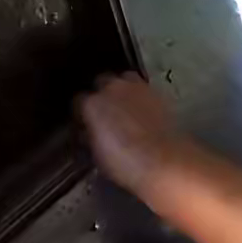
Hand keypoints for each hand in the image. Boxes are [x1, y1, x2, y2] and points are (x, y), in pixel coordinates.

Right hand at [77, 73, 198, 193]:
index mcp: (92, 104)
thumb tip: (89, 131)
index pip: (78, 101)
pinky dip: (139, 95)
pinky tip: (141, 110)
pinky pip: (141, 87)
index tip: (85, 124)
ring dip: (121, 90)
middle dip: (101, 94)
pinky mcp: (155, 91)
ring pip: (123, 79)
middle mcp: (112, 88)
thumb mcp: (96, 153)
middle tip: (105, 113)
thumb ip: (90, 135)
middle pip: (101, 82)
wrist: (163, 160)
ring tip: (124, 107)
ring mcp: (136, 86)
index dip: (81, 113)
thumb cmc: (124, 162)